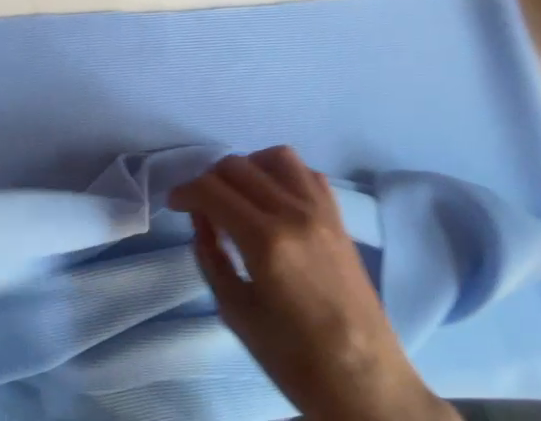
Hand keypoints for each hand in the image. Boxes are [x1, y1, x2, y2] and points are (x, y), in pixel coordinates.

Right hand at [169, 147, 458, 420]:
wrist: (366, 383)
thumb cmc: (294, 359)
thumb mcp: (236, 312)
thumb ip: (211, 256)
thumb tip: (200, 220)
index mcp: (265, 241)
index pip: (211, 189)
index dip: (184, 192)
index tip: (174, 204)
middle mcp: (294, 214)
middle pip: (238, 166)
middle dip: (209, 180)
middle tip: (200, 206)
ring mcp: (322, 212)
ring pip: (275, 157)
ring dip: (248, 168)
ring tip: (238, 196)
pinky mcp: (340, 220)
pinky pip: (307, 174)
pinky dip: (282, 175)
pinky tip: (272, 201)